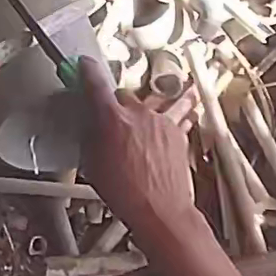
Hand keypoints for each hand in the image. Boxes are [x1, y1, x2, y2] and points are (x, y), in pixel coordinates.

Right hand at [80, 56, 200, 249]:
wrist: (160, 210)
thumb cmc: (127, 193)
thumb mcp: (93, 165)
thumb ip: (91, 138)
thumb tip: (91, 127)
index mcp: (111, 119)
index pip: (95, 83)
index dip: (87, 71)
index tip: (84, 65)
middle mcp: (138, 113)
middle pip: (124, 95)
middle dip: (118, 105)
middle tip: (114, 120)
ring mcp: (160, 121)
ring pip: (153, 101)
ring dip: (148, 107)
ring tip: (155, 104)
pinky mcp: (177, 131)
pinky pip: (179, 113)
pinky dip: (183, 108)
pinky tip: (190, 104)